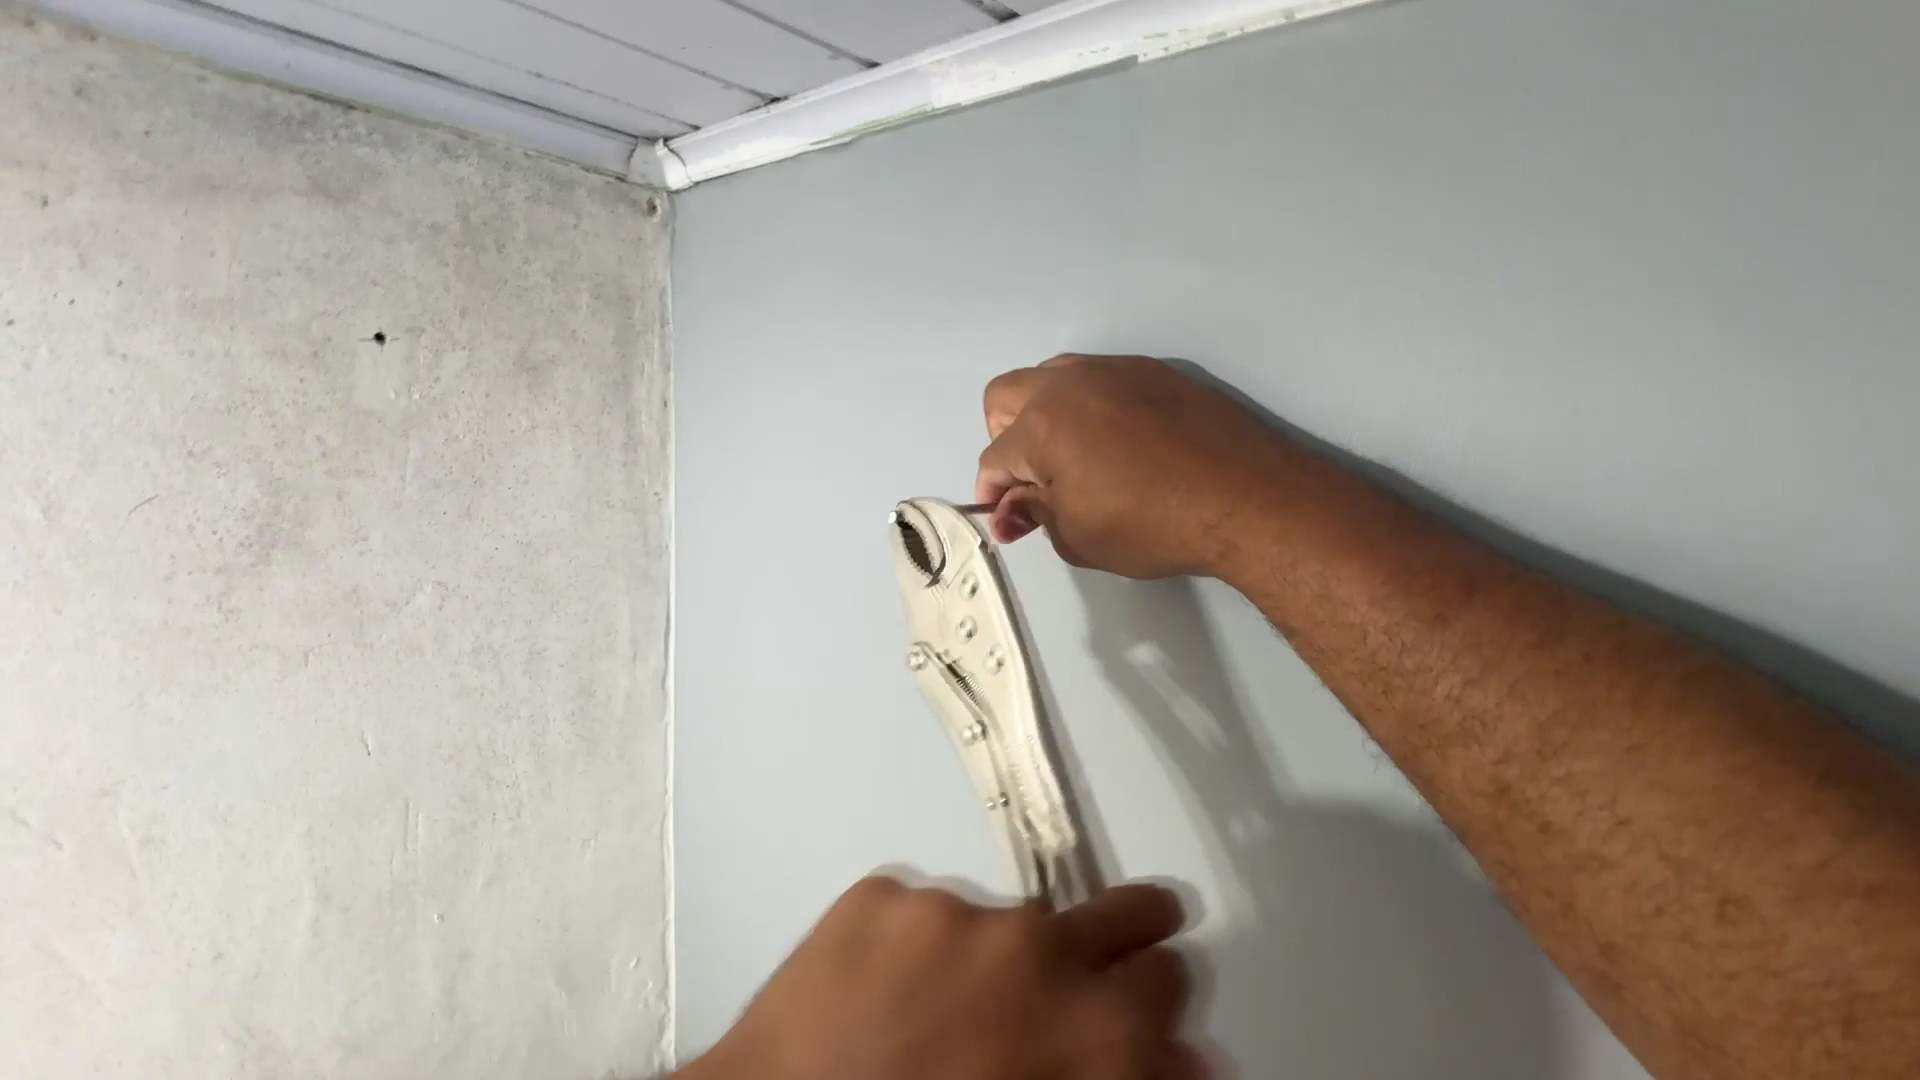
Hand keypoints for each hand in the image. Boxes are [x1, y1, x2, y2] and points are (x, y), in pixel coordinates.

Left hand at [679, 876, 1204, 1079]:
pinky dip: (919, 948)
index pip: (1167, 979)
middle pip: (1116, 915)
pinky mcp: (882, 895)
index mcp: (1089, 1025)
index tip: (1149, 993)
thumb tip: (1183, 1059)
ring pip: (1007, 920)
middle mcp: (1031, 949)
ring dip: (998, 957)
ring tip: (947, 1012)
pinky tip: (887, 998)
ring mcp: (949, 913)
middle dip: (1127, 931)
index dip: (1158, 994)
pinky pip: (926, 914)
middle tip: (1122, 938)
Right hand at [976, 355, 1293, 578]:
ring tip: (1074, 457)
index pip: (993, 458)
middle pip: (1006, 397)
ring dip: (1045, 415)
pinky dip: (1092, 408)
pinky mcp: (1155, 372)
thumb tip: (1013, 508)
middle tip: (1033, 478)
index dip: (992, 494)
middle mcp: (1072, 384)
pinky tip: (1120, 444)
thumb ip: (1034, 514)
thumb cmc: (1155, 526)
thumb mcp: (1077, 537)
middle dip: (1005, 438)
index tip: (1007, 518)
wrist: (1248, 499)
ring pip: (1054, 378)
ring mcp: (1116, 371)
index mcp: (1043, 425)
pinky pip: (1102, 380)